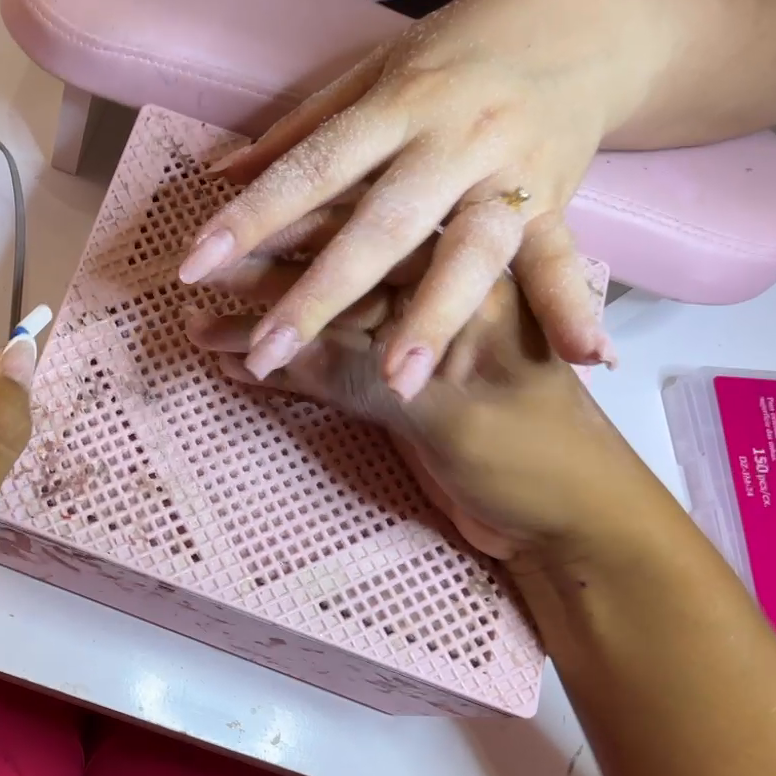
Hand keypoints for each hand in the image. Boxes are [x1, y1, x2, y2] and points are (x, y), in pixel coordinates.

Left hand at [178, 0, 631, 395]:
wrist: (588, 13)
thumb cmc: (455, 55)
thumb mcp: (373, 74)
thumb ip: (298, 132)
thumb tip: (218, 173)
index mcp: (397, 105)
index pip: (310, 168)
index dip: (251, 218)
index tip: (195, 266)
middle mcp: (454, 141)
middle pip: (381, 227)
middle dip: (322, 294)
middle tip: (268, 352)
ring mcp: (512, 173)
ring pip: (469, 252)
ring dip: (435, 319)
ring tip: (398, 381)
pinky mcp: (561, 198)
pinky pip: (563, 259)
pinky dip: (574, 307)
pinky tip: (585, 358)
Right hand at [189, 273, 660, 564]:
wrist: (577, 525)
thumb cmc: (539, 461)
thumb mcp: (452, 414)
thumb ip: (364, 377)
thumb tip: (276, 355)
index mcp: (469, 282)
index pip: (370, 250)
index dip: (293, 258)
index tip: (229, 262)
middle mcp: (437, 301)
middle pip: (335, 279)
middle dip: (263, 286)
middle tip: (198, 282)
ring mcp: (412, 346)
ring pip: (323, 324)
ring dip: (263, 329)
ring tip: (198, 328)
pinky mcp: (393, 389)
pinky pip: (326, 370)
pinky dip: (283, 371)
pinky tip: (235, 366)